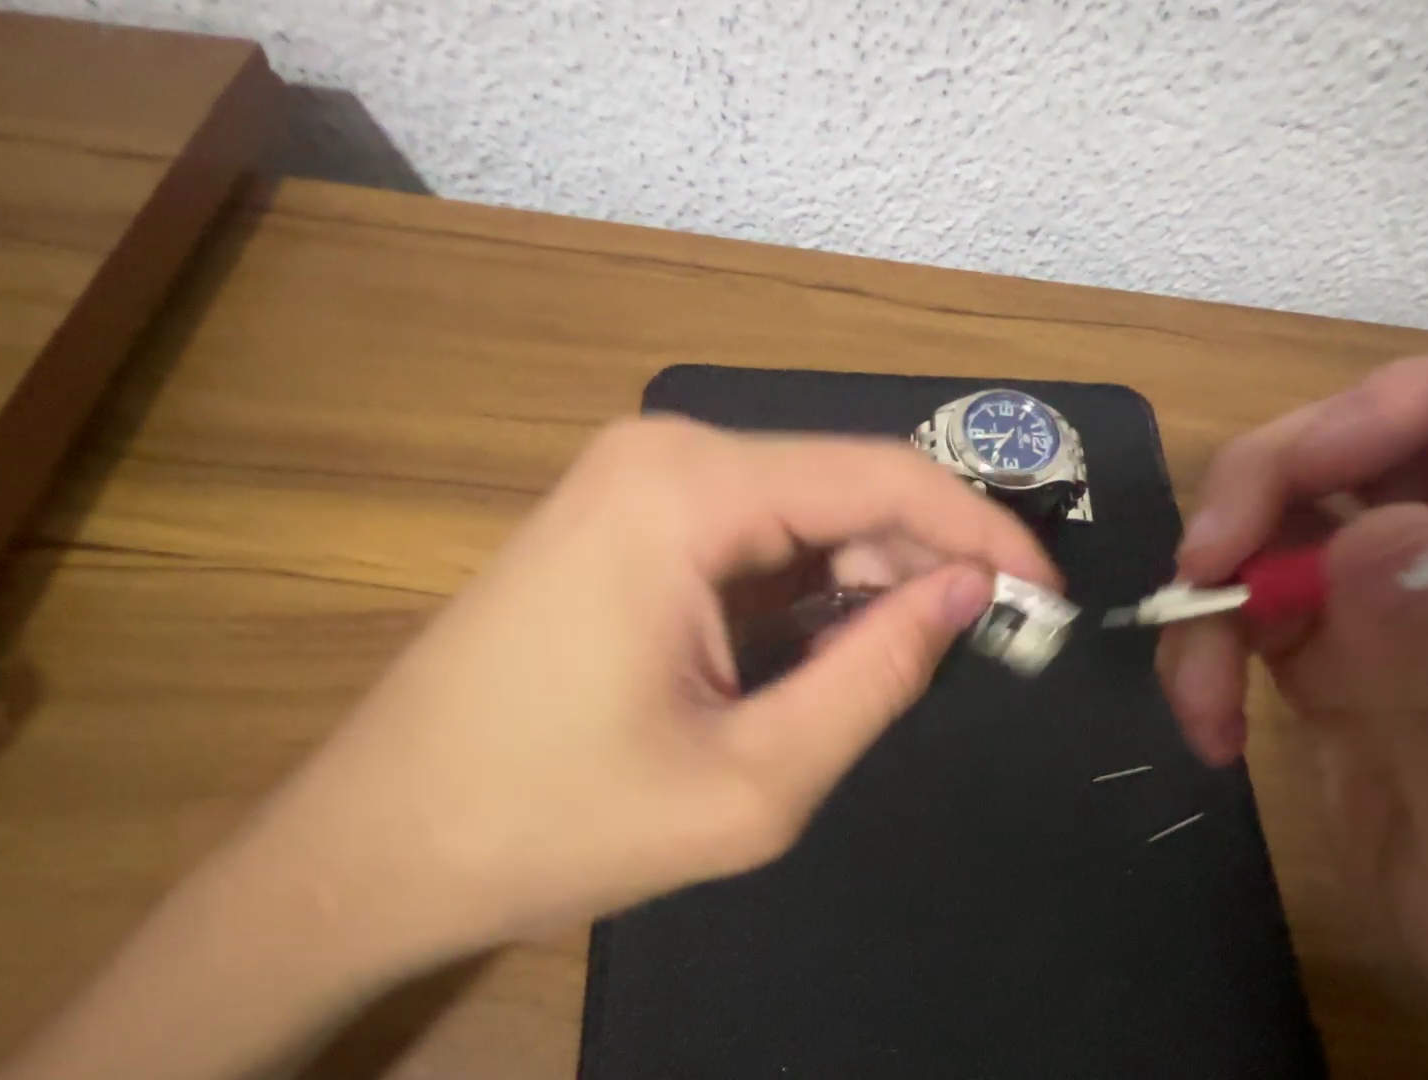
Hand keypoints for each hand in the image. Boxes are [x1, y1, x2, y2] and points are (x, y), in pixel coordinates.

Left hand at [0, 417, 1056, 1079]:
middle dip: (930, 559)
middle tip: (997, 641)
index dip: (984, 534)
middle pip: (847, 487)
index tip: (1050, 597)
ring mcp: (640, 480)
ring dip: (874, 578)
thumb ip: (879, 675)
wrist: (377, 841)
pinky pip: (757, 536)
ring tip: (919, 658)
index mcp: (691, 487)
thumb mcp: (754, 779)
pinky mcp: (627, 519)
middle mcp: (668, 453)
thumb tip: (968, 595)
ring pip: (807, 512)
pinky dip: (815, 588)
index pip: (885, 477)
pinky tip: (836, 647)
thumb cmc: (556, 820)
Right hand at [1158, 357, 1427, 1078]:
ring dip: (1223, 584)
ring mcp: (1413, 598)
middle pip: (1384, 448)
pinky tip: (1206, 720)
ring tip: (1200, 694)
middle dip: (1274, 488)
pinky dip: (1208, 645)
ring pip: (1293, 512)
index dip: (1425, 406)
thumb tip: (1379, 532)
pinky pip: (1252, 595)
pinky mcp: (1338, 637)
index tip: (1308, 457)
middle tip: (1200, 562)